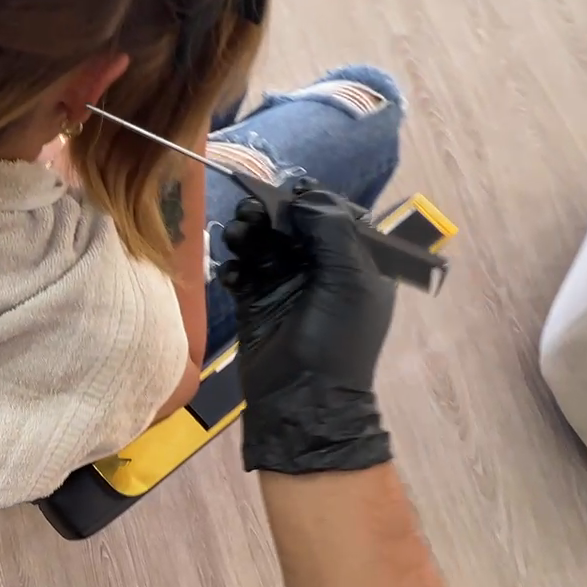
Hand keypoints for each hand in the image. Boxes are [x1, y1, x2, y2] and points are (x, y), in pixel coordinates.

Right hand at [218, 183, 394, 473]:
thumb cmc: (335, 338)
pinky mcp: (255, 304)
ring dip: (247, 237)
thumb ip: (332, 232)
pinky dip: (234, 269)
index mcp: (355, 261)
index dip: (308, 201)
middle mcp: (320, 269)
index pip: (332, 216)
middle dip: (270, 215)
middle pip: (292, 228)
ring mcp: (285, 287)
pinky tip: (231, 274)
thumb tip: (305, 197)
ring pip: (263, 248)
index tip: (284, 192)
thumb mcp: (348, 280)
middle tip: (247, 210)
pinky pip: (242, 275)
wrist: (301, 395)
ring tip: (233, 236)